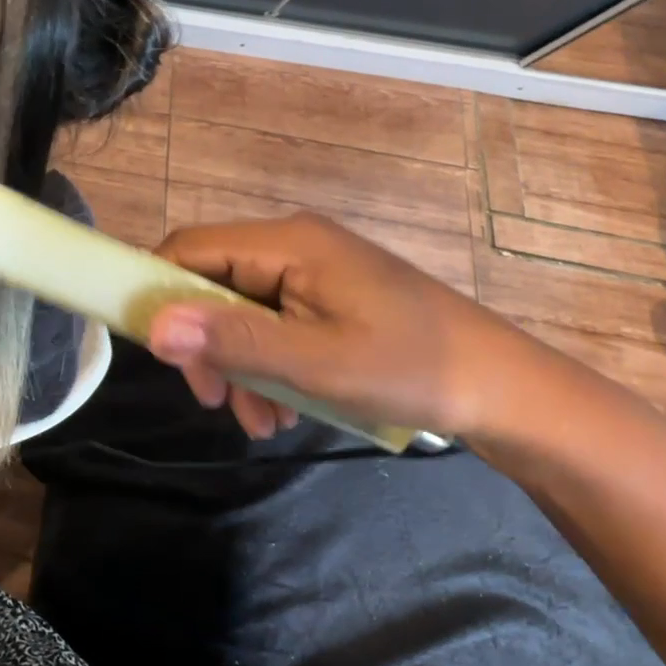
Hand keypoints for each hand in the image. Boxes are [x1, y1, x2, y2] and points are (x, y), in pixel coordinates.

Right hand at [148, 213, 562, 440]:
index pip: (187, 248)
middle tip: (213, 401)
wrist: (512, 393)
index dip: (156, 291)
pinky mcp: (325, 298)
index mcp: (287, 243)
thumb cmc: (414, 370)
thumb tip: (153, 328)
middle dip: (204, 346)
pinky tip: (282, 411)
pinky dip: (263, 366)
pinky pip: (268, 324)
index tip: (154, 350)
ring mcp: (310, 272)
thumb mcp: (317, 363)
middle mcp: (291, 245)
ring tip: (259, 422)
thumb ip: (233, 340)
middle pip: (209, 284)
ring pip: (235, 311)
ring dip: (235, 367)